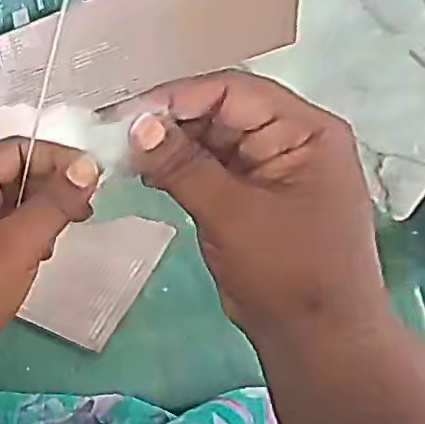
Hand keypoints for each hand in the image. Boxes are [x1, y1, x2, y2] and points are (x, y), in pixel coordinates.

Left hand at [0, 137, 99, 370]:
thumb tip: (88, 167)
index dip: (54, 156)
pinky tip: (44, 252)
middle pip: (13, 174)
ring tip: (67, 229)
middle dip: (51, 185)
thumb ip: (55, 202)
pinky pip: (7, 229)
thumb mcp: (20, 243)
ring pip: (13, 203)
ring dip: (43, 211)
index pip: (12, 151)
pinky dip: (30, 233)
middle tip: (85, 207)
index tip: (91, 176)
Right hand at [126, 70, 386, 338]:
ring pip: (206, 140)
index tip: (125, 115)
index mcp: (302, 131)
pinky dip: (173, 167)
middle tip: (113, 135)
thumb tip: (138, 126)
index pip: (232, 91)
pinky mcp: (244, 194)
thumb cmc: (288, 270)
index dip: (176, 97)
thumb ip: (184, 166)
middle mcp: (285, 140)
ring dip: (165, 145)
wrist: (311, 332)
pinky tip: (142, 172)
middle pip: (217, 112)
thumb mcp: (232, 213)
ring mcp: (264, 168)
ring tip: (120, 154)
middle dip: (166, 121)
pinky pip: (204, 167)